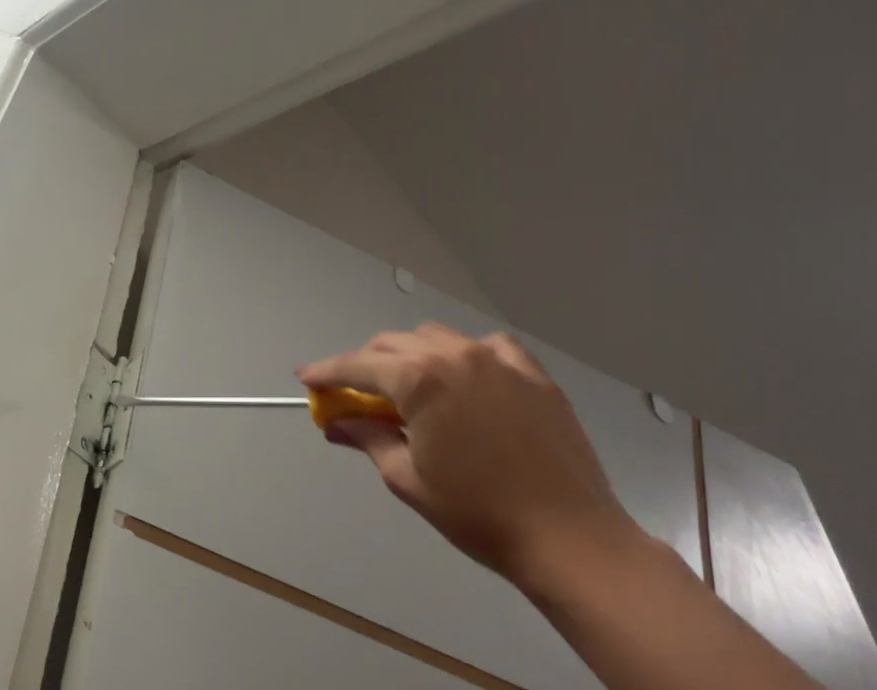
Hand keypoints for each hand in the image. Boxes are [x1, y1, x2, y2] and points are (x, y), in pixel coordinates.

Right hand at [297, 322, 641, 590]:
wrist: (569, 538)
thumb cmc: (478, 514)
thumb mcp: (408, 479)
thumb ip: (368, 438)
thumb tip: (338, 422)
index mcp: (419, 380)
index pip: (357, 366)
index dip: (326, 371)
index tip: (306, 377)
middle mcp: (455, 356)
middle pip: (393, 344)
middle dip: (367, 364)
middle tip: (358, 396)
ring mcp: (499, 362)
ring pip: (437, 337)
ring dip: (413, 354)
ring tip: (412, 388)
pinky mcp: (534, 376)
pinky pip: (490, 346)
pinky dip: (468, 354)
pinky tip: (469, 379)